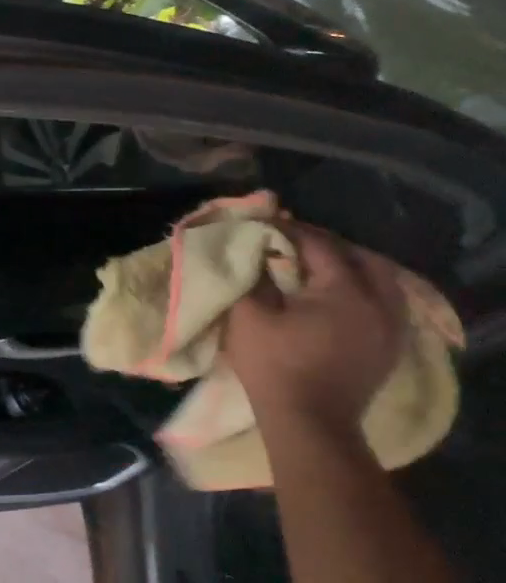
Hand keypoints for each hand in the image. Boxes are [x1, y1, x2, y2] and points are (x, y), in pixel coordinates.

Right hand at [224, 220, 406, 437]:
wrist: (308, 419)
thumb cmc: (273, 361)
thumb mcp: (248, 312)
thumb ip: (254, 273)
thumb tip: (254, 248)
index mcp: (346, 293)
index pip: (320, 245)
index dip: (289, 229)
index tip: (261, 222)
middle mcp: (380, 306)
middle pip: (364, 259)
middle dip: (328, 244)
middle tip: (291, 240)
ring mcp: (392, 329)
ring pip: (384, 282)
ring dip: (351, 266)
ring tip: (315, 265)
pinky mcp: (390, 347)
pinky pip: (387, 304)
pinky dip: (364, 289)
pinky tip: (336, 293)